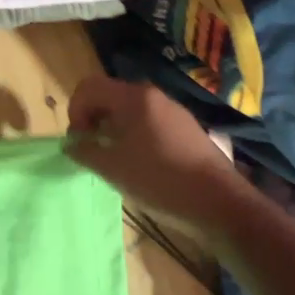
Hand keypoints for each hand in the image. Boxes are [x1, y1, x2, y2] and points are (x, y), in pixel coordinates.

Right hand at [64, 74, 253, 237]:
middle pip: (110, 96)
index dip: (75, 111)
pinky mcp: (188, 129)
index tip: (79, 139)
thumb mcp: (111, 168)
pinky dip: (135, 134)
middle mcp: (153, 96)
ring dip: (114, 127)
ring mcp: (174, 112)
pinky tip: (141, 162)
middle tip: (92, 147)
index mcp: (133, 98)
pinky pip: (150, 121)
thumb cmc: (159, 180)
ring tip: (115, 156)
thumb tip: (72, 145)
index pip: (88, 88)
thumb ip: (84, 151)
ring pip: (130, 109)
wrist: (222, 205)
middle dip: (93, 118)